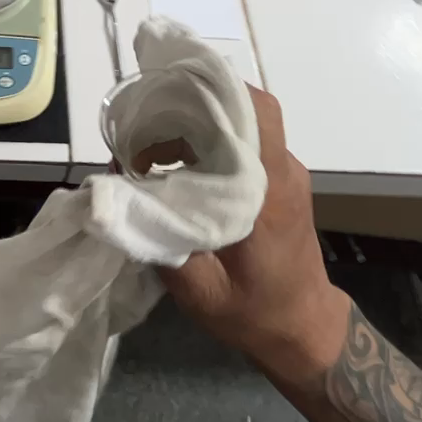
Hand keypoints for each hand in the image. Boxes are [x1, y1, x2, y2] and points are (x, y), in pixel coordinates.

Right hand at [158, 85, 351, 384]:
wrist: (305, 335)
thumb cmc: (254, 313)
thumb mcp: (199, 290)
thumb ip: (157, 238)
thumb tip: (115, 188)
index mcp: (267, 191)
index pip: (255, 113)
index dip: (214, 88)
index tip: (167, 86)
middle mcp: (280, 170)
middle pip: (244, 105)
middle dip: (191, 99)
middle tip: (144, 117)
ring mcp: (282, 173)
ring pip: (240, 119)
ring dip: (193, 119)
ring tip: (149, 145)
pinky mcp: (276, 180)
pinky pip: (241, 140)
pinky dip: (204, 136)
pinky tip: (170, 161)